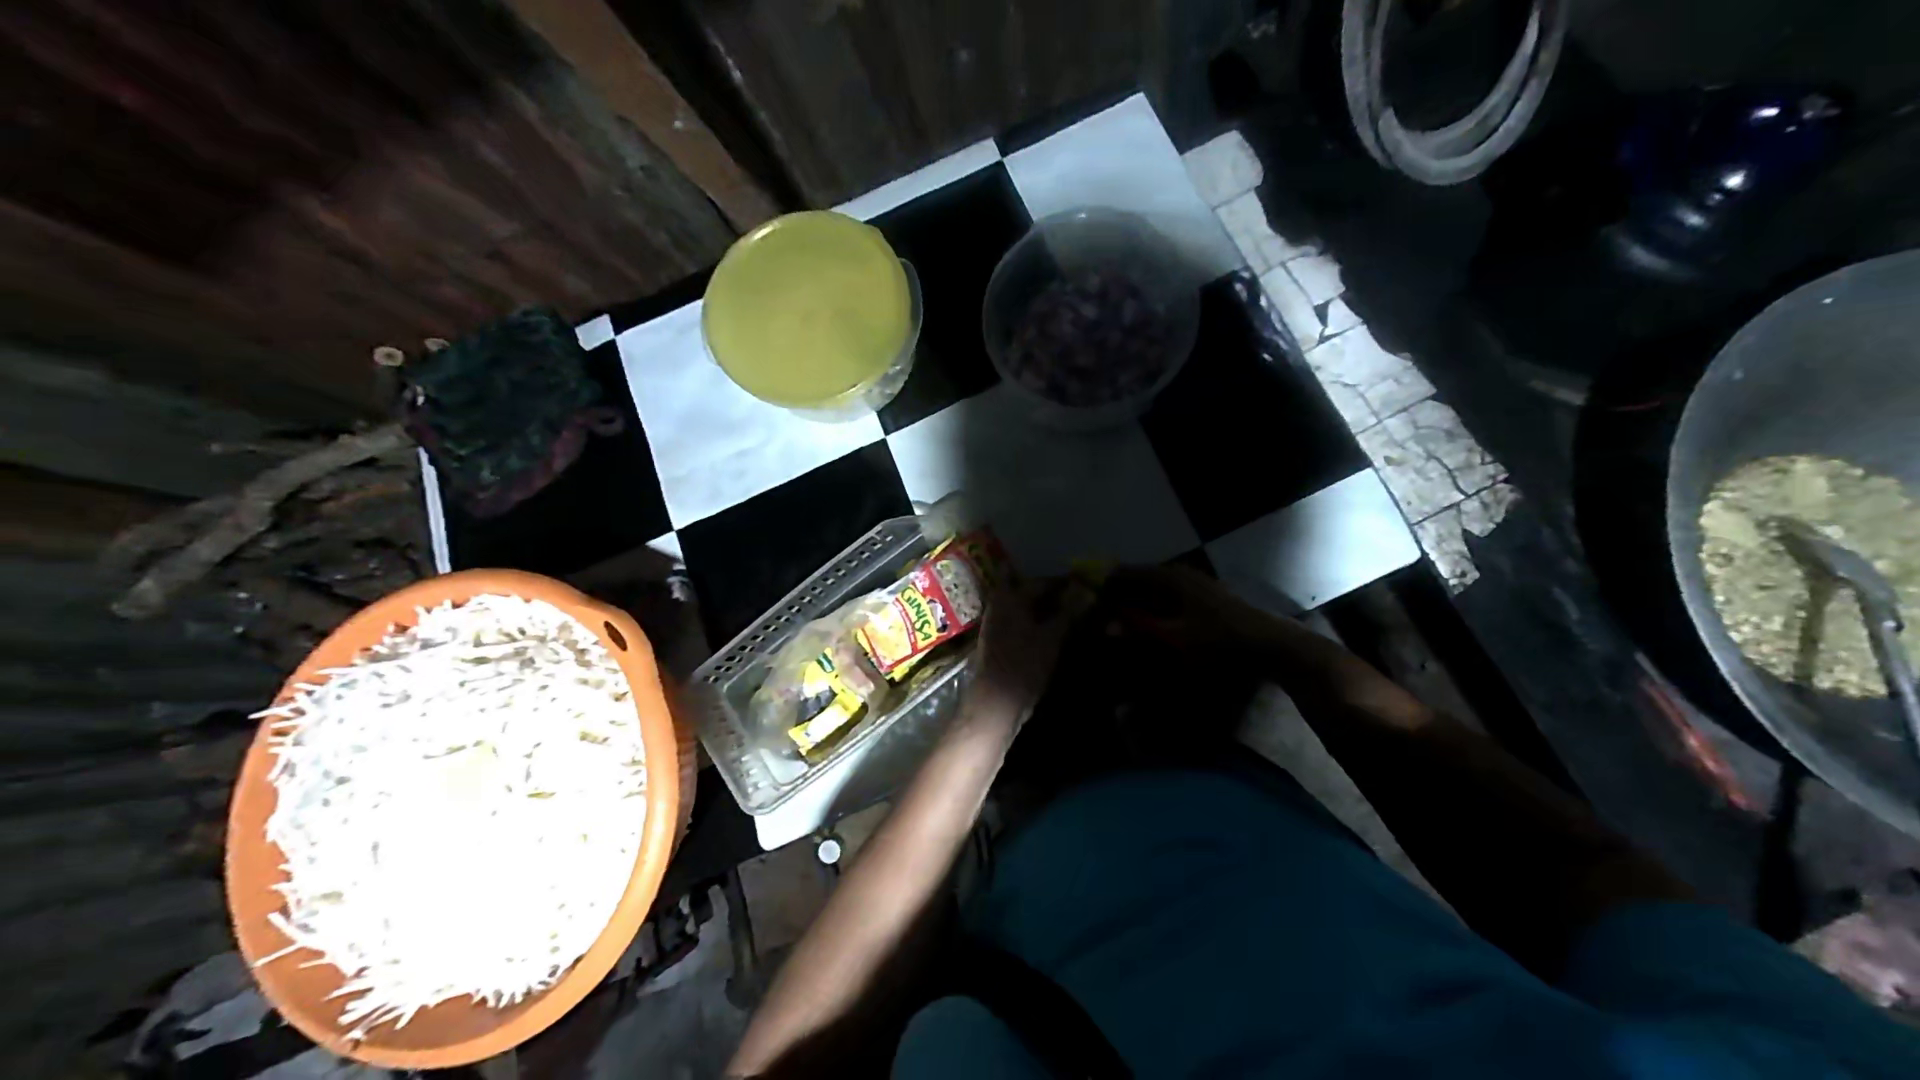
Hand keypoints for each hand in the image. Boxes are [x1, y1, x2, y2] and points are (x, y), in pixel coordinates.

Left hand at [962, 578, 1086, 734]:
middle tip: (1071, 596)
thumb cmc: (1025, 664)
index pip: (1041, 582)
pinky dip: (1031, 622)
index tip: (1082, 585)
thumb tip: (1086, 590)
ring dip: (1039, 607)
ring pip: (1019, 606)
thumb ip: (1069, 612)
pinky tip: (1046, 631)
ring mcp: (993, 622)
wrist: (996, 700)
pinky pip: (1015, 622)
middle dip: (1046, 591)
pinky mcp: (993, 640)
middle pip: (1025, 590)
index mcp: (1011, 597)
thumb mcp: (1053, 637)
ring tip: (1064, 614)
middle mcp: (998, 604)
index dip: (1063, 583)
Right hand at [1100, 564, 1294, 658]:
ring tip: (1117, 610)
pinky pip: (1169, 594)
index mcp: (1169, 578)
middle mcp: (1181, 574)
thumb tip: (1108, 623)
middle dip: (1118, 587)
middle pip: (1141, 577)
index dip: (1103, 579)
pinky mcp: (1207, 597)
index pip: (1127, 572)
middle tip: (1095, 600)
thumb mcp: (1173, 639)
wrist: (1270, 645)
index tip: (1080, 584)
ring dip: (1136, 596)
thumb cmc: (1218, 642)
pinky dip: (1153, 602)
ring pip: (1156, 586)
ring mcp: (1196, 584)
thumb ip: (1140, 629)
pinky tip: (1149, 617)